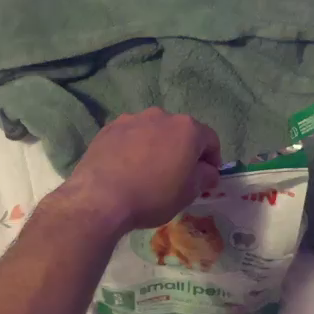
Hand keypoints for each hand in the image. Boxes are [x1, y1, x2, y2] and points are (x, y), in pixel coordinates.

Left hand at [56, 108, 221, 234]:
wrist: (101, 197)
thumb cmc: (153, 195)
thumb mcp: (189, 193)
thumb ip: (205, 177)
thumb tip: (208, 171)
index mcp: (186, 128)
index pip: (210, 139)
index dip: (213, 159)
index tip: (207, 177)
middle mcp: (161, 116)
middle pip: (180, 132)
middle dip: (183, 151)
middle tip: (177, 176)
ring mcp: (132, 119)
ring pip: (153, 132)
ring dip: (157, 147)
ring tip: (148, 172)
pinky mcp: (108, 128)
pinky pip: (130, 137)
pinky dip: (134, 148)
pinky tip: (126, 169)